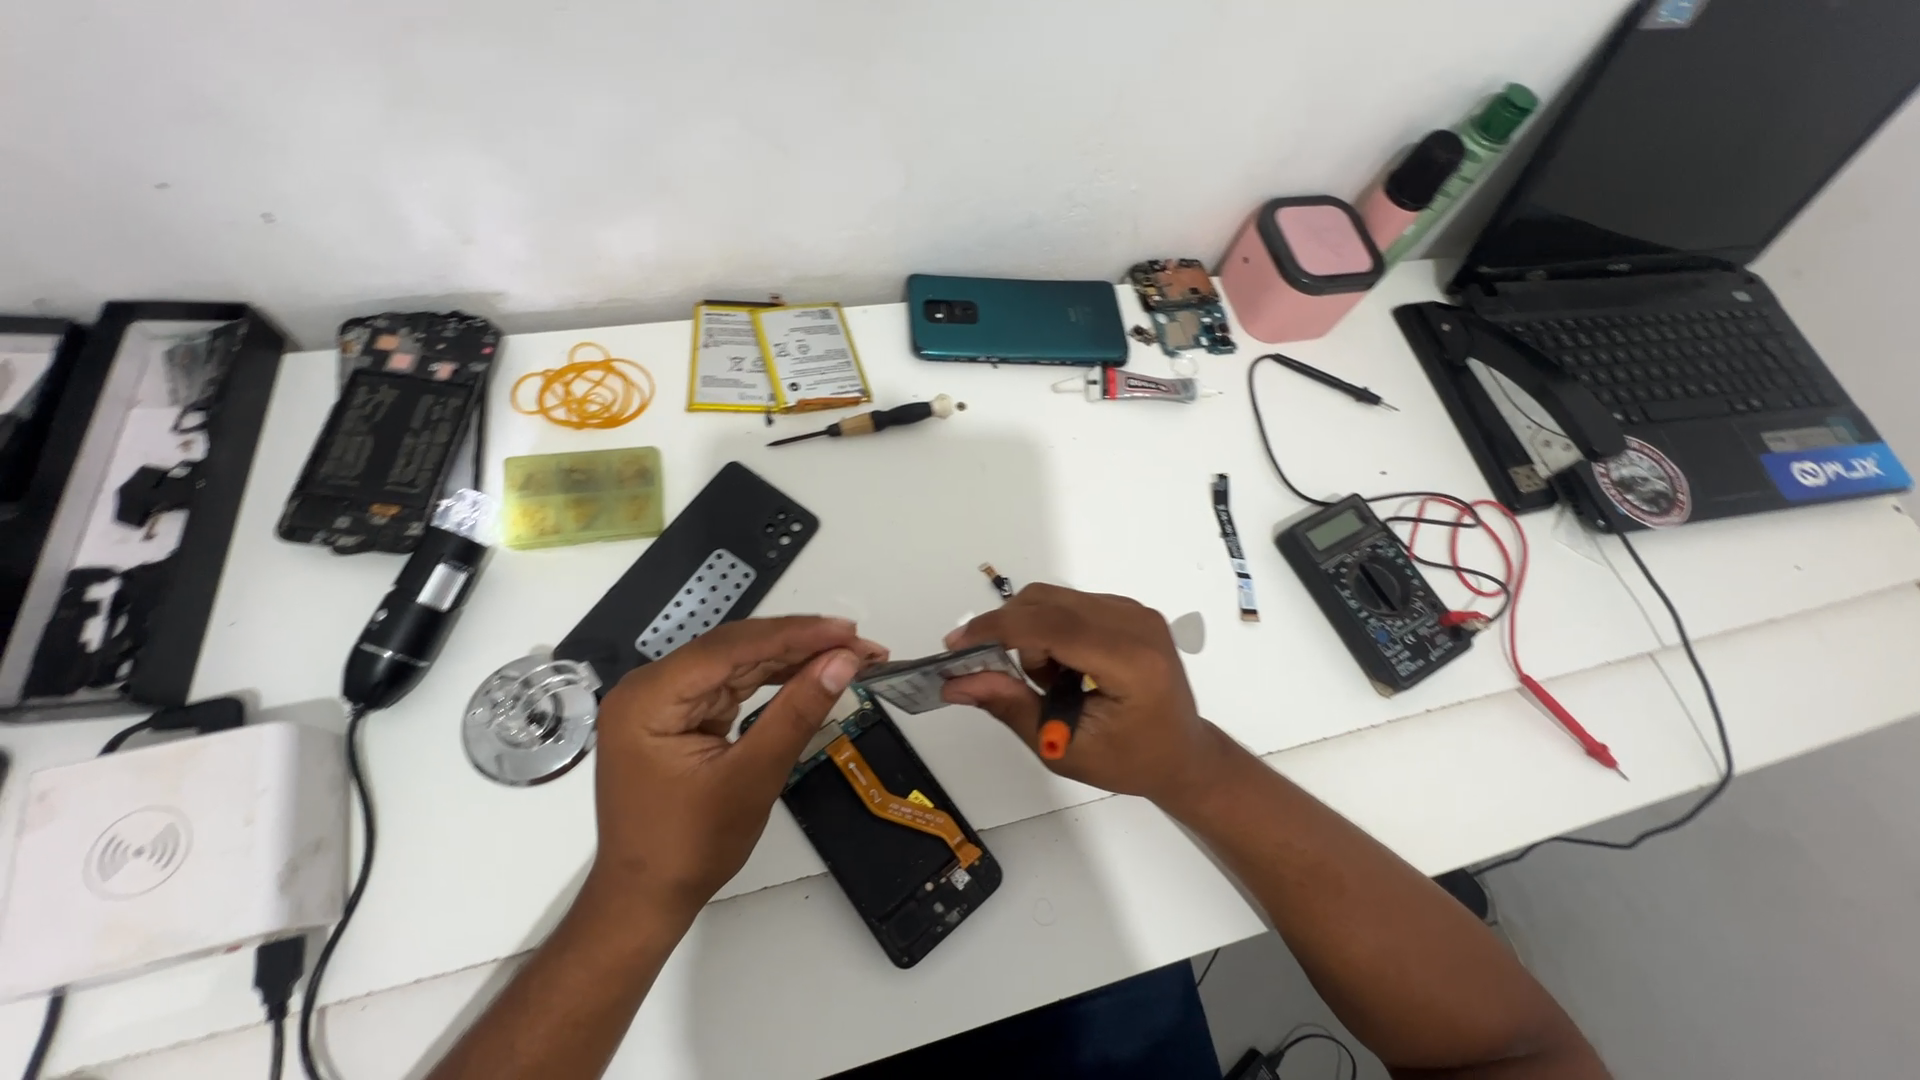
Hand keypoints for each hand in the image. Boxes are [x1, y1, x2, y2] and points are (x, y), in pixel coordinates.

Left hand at [580, 617, 886, 926]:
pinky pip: (731, 684)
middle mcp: (649, 686)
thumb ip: (797, 712)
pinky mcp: (678, 714)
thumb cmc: (691, 847)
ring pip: (738, 662)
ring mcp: (662, 699)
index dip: (796, 635)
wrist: (646, 899)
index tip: (850, 632)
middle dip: (800, 643)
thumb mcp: (752, 778)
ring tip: (848, 654)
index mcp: (651, 697)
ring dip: (792, 658)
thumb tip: (843, 661)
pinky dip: (773, 680)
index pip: (732, 647)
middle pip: (735, 648)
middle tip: (861, 644)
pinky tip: (809, 672)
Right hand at [940, 584, 1232, 807]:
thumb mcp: (1063, 748)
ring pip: (1054, 599)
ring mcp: (1136, 612)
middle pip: (1047, 602)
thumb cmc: (1129, 761)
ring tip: (1048, 681)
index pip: (1051, 626)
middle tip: (1006, 677)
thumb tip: (957, 682)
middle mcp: (1136, 624)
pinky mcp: (1130, 610)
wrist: (1183, 754)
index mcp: (1130, 662)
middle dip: (1011, 634)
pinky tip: (1065, 669)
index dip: (997, 629)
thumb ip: (1010, 707)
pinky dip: (1050, 630)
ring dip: (1032, 634)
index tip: (956, 645)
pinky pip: (1070, 604)